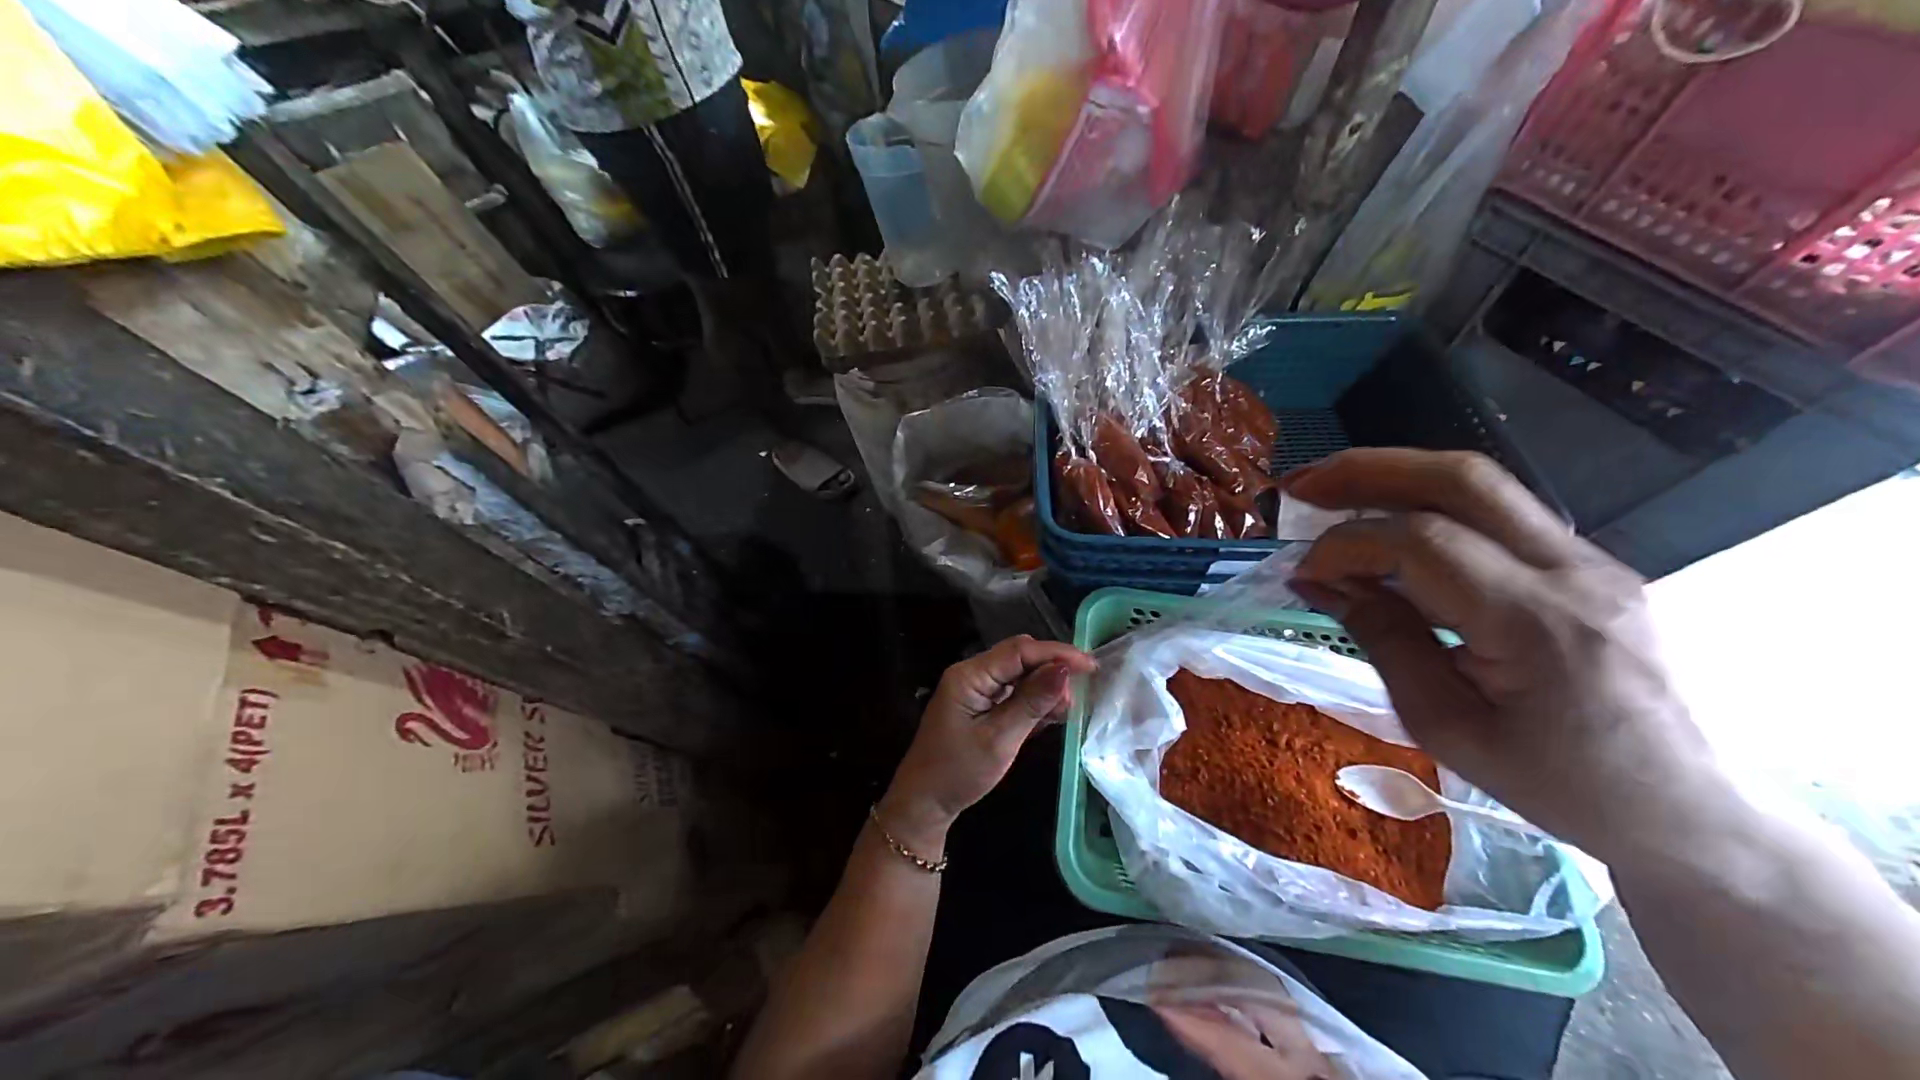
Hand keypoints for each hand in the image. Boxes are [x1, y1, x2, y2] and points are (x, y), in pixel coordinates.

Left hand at [879, 635, 1096, 852]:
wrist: (924, 803)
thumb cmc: (958, 772)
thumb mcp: (1000, 739)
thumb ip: (1032, 702)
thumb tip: (1064, 670)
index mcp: (970, 675)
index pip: (1019, 650)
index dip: (1057, 653)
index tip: (1091, 665)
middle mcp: (973, 675)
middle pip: (1020, 658)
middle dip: (1053, 669)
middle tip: (1082, 691)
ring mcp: (977, 690)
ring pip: (1020, 675)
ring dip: (1046, 687)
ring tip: (1068, 709)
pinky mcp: (982, 707)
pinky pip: (1014, 693)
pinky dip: (1035, 701)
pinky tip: (1053, 715)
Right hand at [1282, 449, 1717, 856]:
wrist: (1687, 812)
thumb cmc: (1557, 785)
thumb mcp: (1444, 725)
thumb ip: (1382, 638)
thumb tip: (1320, 582)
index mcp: (1538, 624)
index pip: (1422, 542)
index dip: (1346, 545)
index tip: (1302, 573)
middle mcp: (1576, 572)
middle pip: (1463, 479)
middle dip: (1367, 470)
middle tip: (1300, 484)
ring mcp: (1593, 562)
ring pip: (1484, 485)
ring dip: (1396, 477)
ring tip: (1329, 492)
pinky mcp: (1591, 566)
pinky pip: (1498, 516)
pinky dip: (1428, 508)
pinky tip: (1388, 529)